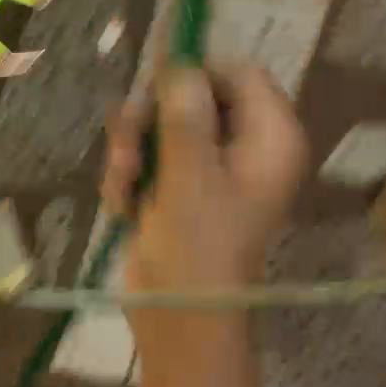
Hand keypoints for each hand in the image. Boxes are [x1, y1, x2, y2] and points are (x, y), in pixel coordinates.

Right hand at [103, 66, 307, 297]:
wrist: (176, 314)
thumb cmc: (195, 249)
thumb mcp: (189, 181)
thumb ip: (184, 122)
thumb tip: (177, 72)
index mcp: (266, 139)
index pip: (237, 78)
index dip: (192, 78)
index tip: (147, 94)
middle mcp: (239, 151)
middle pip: (190, 105)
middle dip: (148, 126)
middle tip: (123, 154)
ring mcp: (202, 176)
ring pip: (158, 139)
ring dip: (129, 159)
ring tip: (119, 190)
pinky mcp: (170, 200)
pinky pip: (143, 170)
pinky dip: (125, 183)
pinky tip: (120, 207)